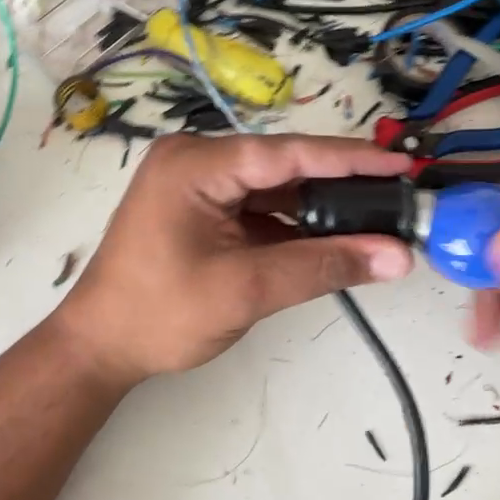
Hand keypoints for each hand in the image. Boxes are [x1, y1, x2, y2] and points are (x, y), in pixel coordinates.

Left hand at [52, 134, 415, 383]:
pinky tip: (331, 237)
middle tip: (397, 195)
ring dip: (316, 208)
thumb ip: (322, 266)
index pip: (286, 153)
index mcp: (195, 164)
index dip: (348, 159)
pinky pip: (254, 207)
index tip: (400, 164)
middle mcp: (194, 161)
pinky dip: (290, 224)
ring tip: (376, 219)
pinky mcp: (198, 209)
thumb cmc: (160, 314)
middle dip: (337, 185)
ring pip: (271, 188)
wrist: (99, 346)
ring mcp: (194, 184)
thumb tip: (396, 256)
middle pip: (280, 166)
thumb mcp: (246, 289)